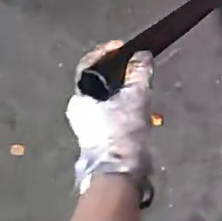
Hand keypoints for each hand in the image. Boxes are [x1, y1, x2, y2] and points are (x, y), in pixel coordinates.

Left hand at [65, 41, 154, 193]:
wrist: (119, 173)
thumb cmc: (121, 132)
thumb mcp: (135, 96)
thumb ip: (139, 72)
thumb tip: (142, 54)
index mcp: (80, 99)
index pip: (88, 65)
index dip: (105, 52)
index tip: (123, 47)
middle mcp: (79, 111)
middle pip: (98, 81)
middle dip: (117, 72)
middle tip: (135, 66)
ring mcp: (88, 126)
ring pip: (106, 98)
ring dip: (123, 90)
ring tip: (141, 86)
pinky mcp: (100, 137)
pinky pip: (111, 112)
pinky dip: (124, 105)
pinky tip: (140, 107)